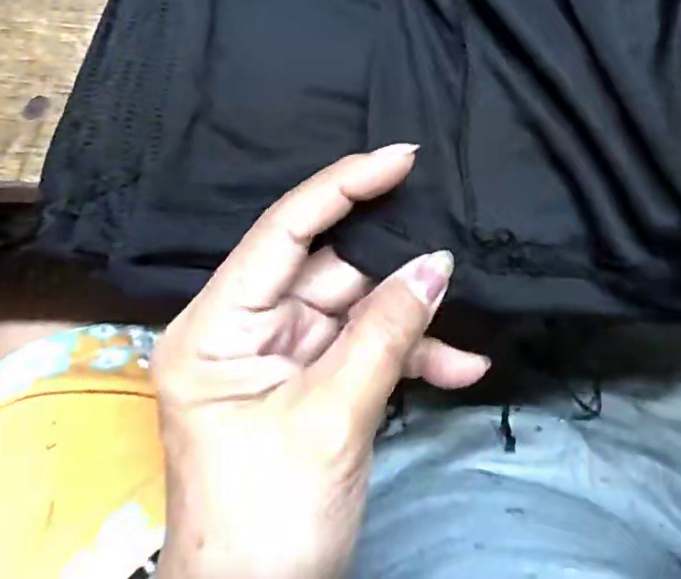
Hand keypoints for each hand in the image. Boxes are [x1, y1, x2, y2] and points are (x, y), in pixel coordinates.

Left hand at [152, 145, 489, 578]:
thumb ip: (388, 332)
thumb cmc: (267, 523)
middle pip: (329, 265)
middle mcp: (247, 327)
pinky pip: (370, 347)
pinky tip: (462, 368)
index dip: (343, 185)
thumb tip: (439, 262)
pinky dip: (414, 355)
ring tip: (460, 312)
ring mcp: (285, 353)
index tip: (401, 157)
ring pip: (360, 304)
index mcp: (218, 326)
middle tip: (446, 222)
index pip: (283, 230)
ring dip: (412, 313)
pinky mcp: (317, 378)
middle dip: (391, 257)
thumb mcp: (332, 421)